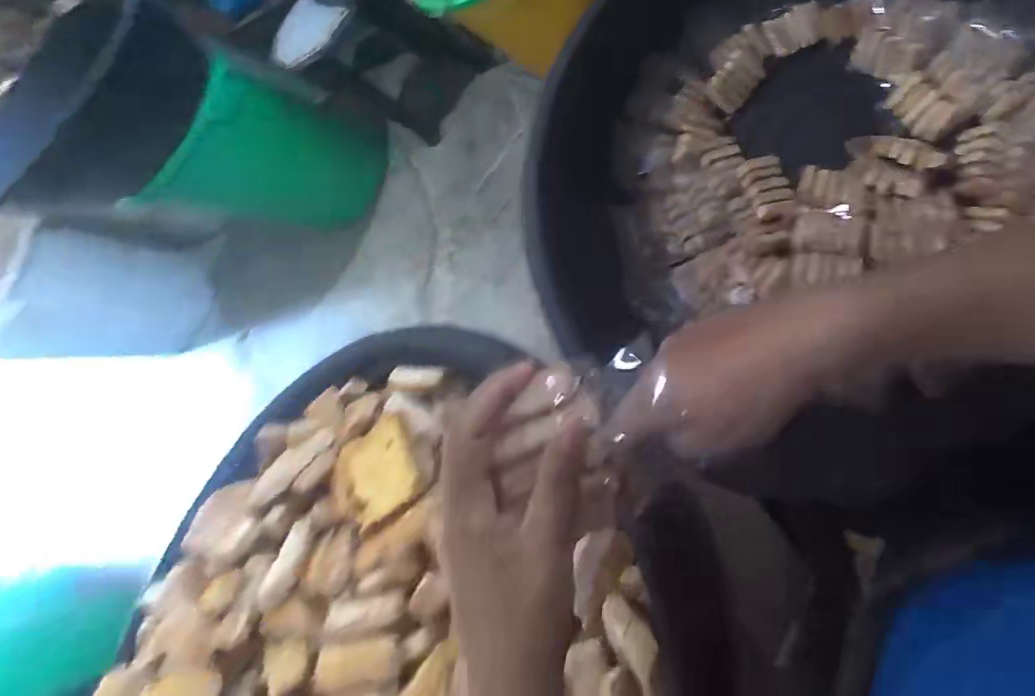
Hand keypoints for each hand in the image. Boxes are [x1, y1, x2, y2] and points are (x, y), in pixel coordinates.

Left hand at [441, 363, 588, 695]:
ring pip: (494, 461)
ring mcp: (473, 525)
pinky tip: (567, 466)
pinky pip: (508, 487)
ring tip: (564, 417)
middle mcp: (459, 507)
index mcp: (461, 506)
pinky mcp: (490, 539)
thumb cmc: (525, 615)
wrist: (512, 685)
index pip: (465, 429)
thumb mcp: (546, 544)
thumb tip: (575, 419)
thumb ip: (558, 479)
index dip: (494, 392)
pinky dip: (534, 467)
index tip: (532, 369)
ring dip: (527, 435)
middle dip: (513, 408)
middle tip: (553, 389)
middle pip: (476, 439)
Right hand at [604, 285, 873, 459]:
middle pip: (640, 394)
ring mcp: (684, 333)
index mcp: (649, 390)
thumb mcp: (710, 444)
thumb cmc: (750, 399)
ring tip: (695, 409)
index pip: (618, 424)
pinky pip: (692, 355)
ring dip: (674, 392)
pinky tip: (722, 382)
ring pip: (667, 372)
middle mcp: (658, 356)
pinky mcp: (711, 321)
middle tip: (661, 438)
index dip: (617, 445)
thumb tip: (665, 438)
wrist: (796, 337)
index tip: (624, 462)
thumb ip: (676, 446)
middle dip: (647, 416)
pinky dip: (697, 373)